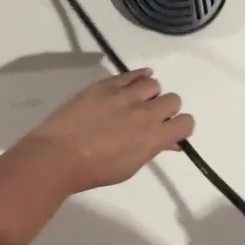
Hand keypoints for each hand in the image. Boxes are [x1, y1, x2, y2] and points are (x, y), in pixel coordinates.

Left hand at [16, 69, 193, 194]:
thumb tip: (169, 142)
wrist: (58, 156)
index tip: (171, 130)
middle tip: (151, 117)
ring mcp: (125, 95)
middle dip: (166, 108)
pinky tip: (139, 78)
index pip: (186, 123)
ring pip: (153, 83)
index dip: (181, 126)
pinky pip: (132, 74)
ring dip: (150, 93)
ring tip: (136, 101)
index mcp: (154, 138)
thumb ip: (152, 149)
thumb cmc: (95, 171)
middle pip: (173, 100)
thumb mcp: (130, 166)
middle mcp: (146, 113)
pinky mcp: (106, 84)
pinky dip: (139, 75)